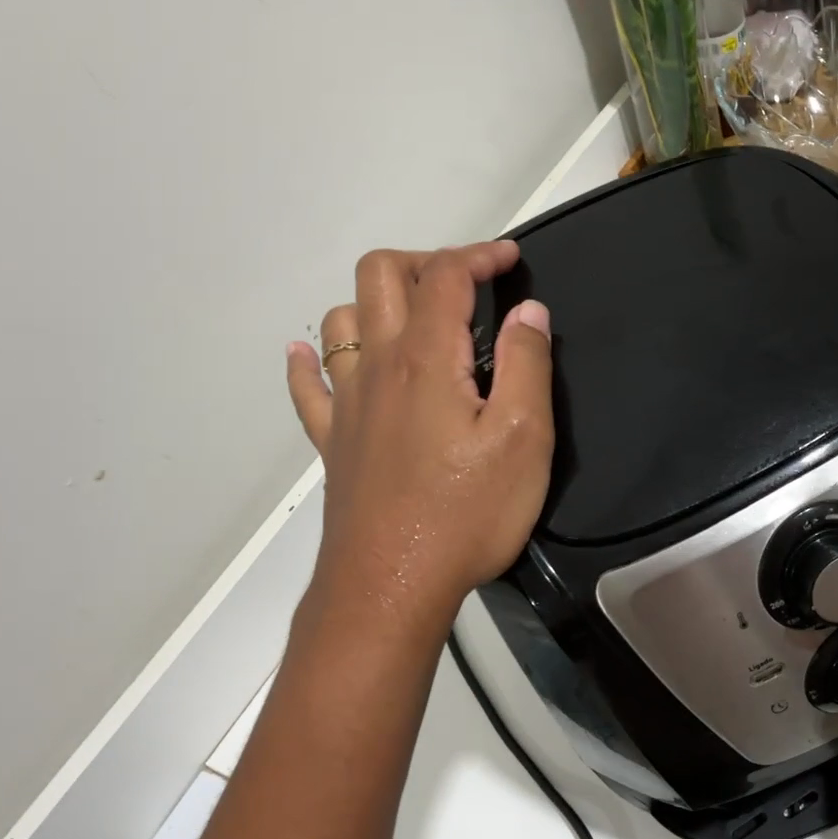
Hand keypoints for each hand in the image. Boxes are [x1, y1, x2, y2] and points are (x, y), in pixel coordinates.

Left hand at [286, 241, 553, 619]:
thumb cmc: (468, 513)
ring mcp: (348, 405)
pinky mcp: (334, 443)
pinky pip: (309, 385)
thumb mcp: (523, 438)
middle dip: (425, 261)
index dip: (479, 255)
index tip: (510, 258)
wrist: (393, 583)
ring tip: (415, 317)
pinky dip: (312, 358)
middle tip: (466, 282)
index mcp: (427, 359)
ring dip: (377, 301)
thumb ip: (526, 366)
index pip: (445, 276)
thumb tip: (528, 312)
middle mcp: (379, 367)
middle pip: (381, 277)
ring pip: (341, 320)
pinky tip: (312, 354)